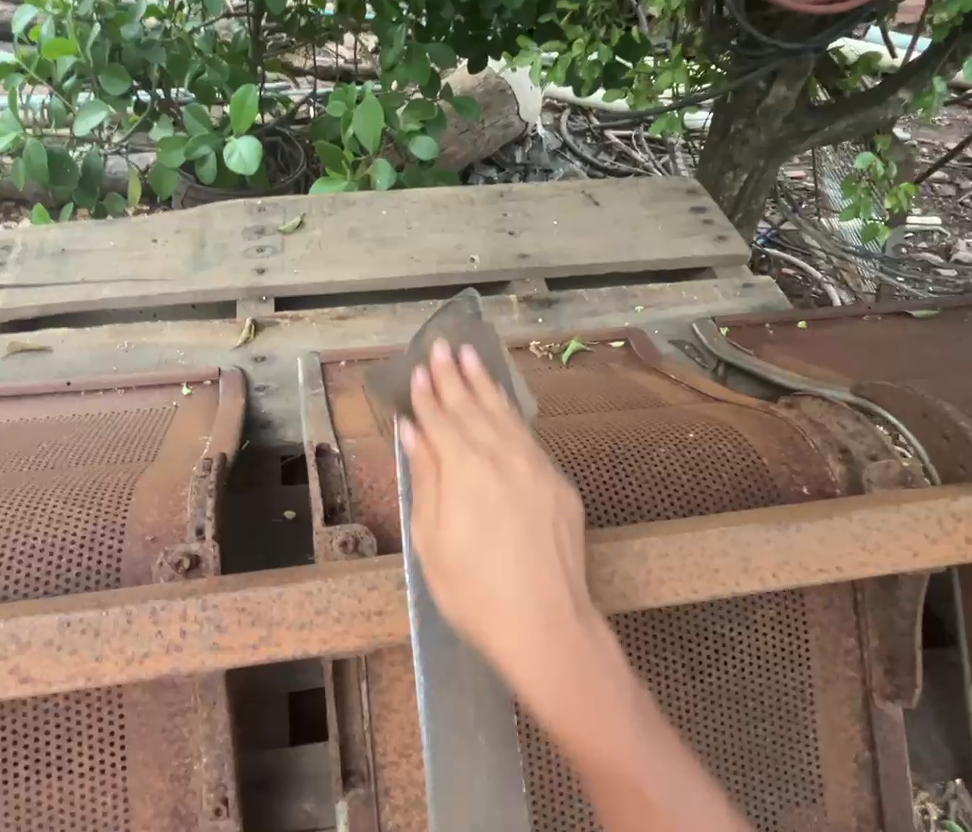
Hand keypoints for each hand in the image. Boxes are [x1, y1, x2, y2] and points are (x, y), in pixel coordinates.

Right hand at [397, 340, 599, 694]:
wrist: (547, 625)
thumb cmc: (473, 592)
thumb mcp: (431, 540)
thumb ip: (426, 478)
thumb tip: (414, 432)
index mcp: (464, 469)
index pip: (441, 420)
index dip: (428, 395)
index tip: (418, 369)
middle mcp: (501, 456)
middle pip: (473, 407)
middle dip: (455, 376)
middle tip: (443, 346)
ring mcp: (535, 467)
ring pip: (504, 415)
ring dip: (486, 385)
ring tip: (472, 358)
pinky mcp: (557, 483)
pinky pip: (528, 436)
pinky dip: (511, 413)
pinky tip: (503, 404)